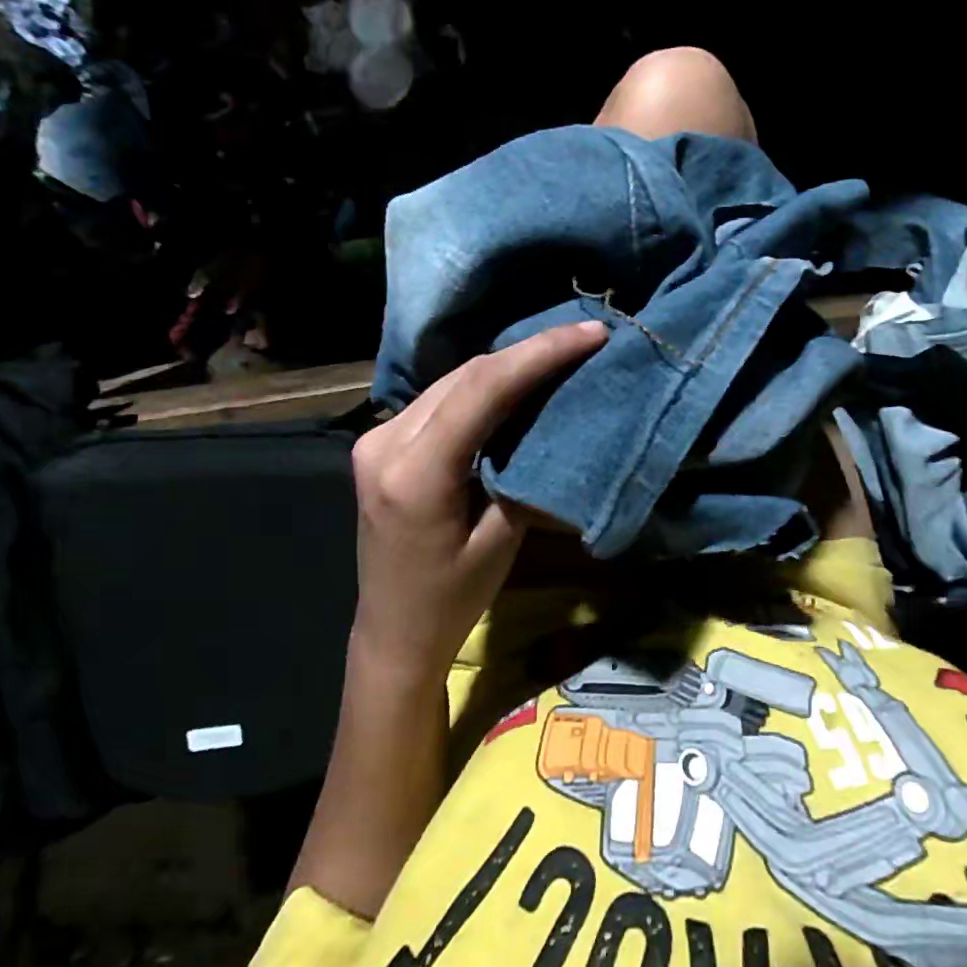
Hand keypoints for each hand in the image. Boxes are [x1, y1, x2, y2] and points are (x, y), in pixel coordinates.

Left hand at [349, 320, 608, 673]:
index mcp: (414, 472)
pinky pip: (440, 401)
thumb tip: (558, 425)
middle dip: (528, 353)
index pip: (482, 390)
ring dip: (506, 367)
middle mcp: (385, 442)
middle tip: (583, 341)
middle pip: (465, 376)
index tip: (589, 335)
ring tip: (559, 356)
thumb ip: (523, 475)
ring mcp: (376, 440)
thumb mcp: (500, 542)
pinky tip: (517, 386)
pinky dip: (482, 389)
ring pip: (452, 382)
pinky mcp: (381, 445)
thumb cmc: (451, 599)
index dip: (539, 355)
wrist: (393, 632)